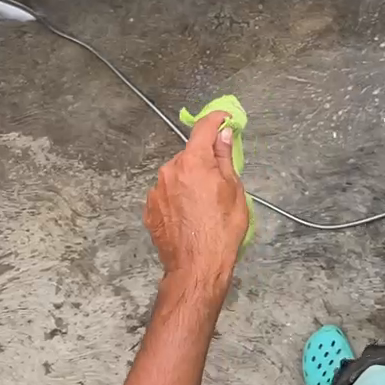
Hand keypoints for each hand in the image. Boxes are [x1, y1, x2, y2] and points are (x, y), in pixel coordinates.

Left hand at [143, 112, 247, 297]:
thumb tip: (223, 134)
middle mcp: (170, 171)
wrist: (197, 266)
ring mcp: (156, 191)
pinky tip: (191, 213)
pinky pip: (167, 192)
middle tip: (220, 176)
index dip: (216, 119)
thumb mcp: (234, 190)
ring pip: (177, 174)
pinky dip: (178, 195)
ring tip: (205, 202)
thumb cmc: (220, 231)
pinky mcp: (150, 209)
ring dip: (190, 179)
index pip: (203, 128)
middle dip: (204, 159)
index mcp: (193, 162)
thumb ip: (225, 157)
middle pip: (189, 153)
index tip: (225, 118)